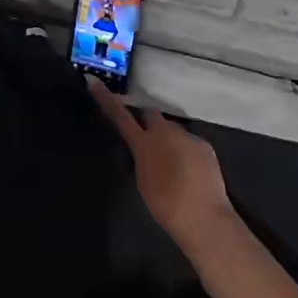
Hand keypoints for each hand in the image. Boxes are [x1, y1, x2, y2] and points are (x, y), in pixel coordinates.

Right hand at [87, 75, 235, 245]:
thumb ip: (142, 157)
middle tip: (150, 140)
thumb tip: (146, 147)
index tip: (93, 81)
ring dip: (170, 140)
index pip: (120, 116)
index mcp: (143, 144)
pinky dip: (188, 152)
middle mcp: (164, 132)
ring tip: (176, 165)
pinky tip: (192, 171)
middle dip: (148, 121)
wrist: (202, 217)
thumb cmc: (166, 206)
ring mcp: (186, 136)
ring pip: (173, 130)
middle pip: (152, 114)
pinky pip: (191, 142)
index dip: (106, 99)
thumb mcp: (144, 180)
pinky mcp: (204, 144)